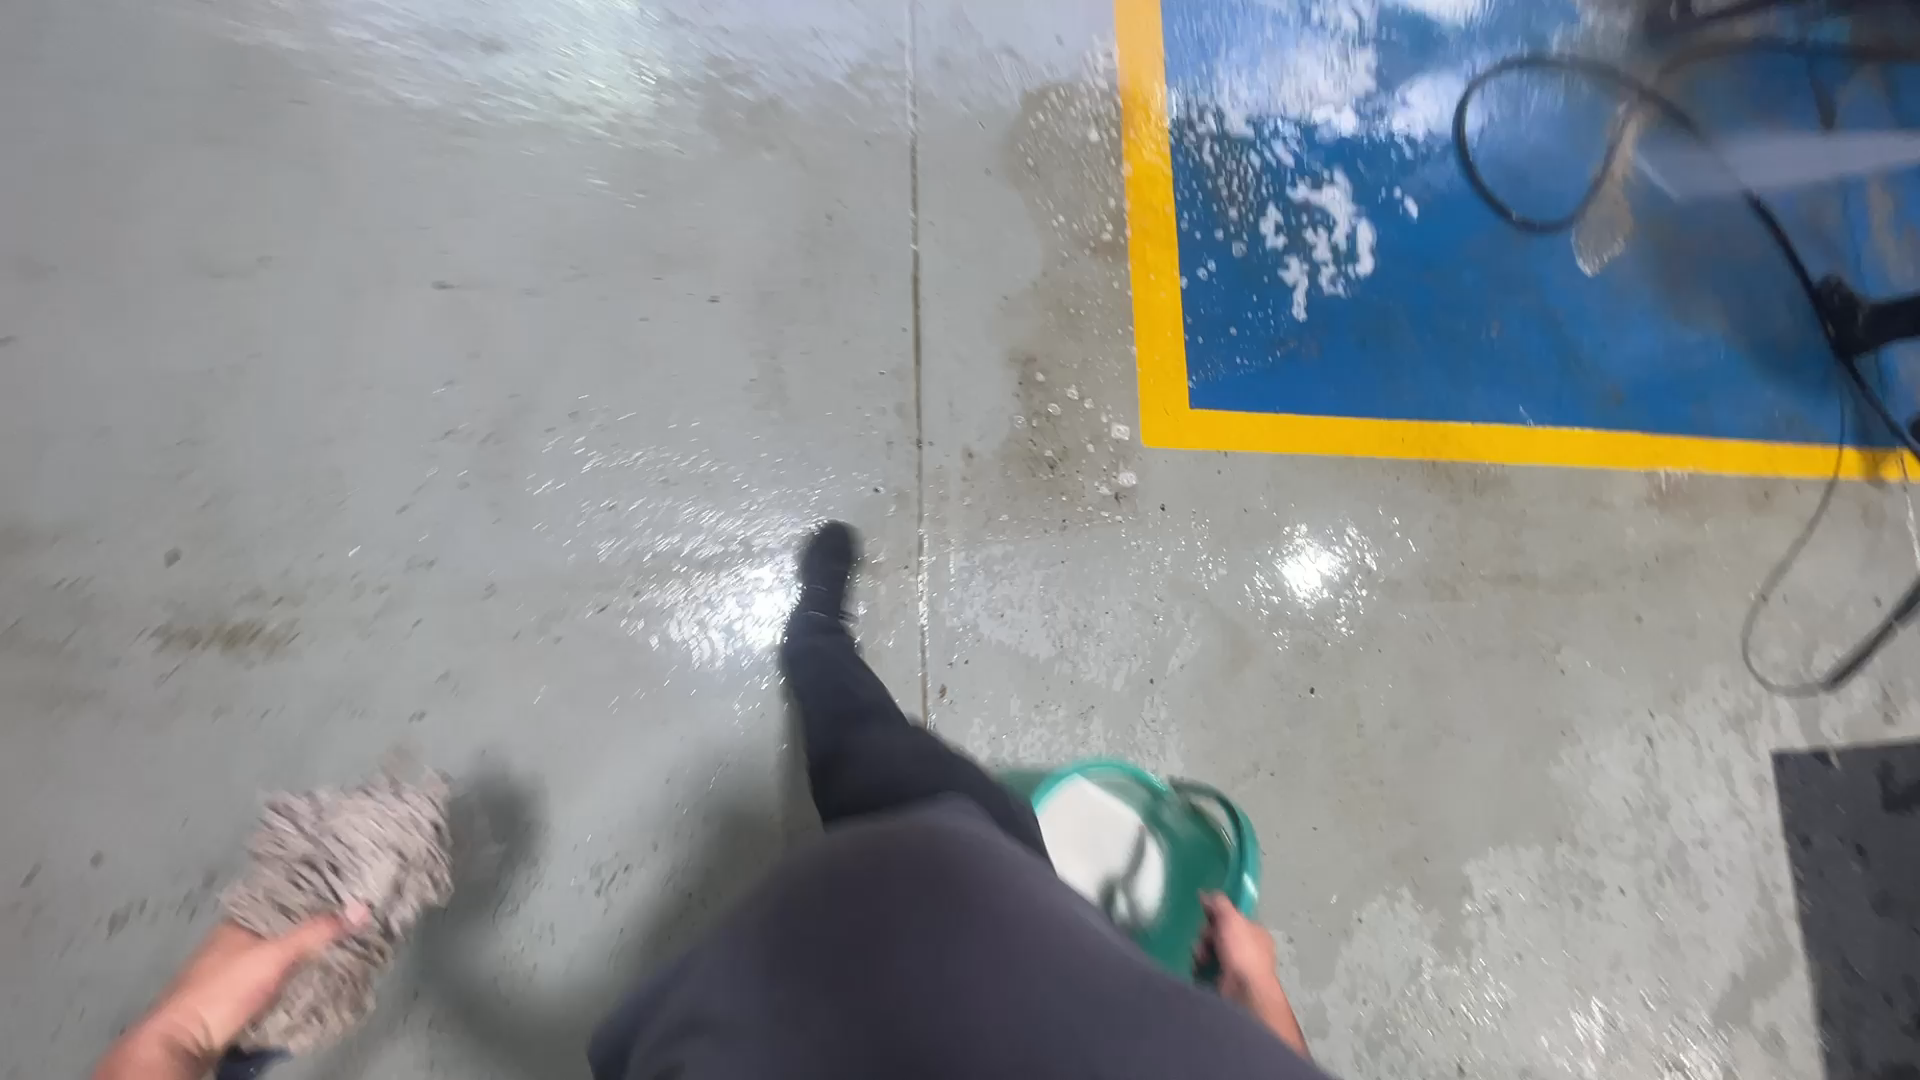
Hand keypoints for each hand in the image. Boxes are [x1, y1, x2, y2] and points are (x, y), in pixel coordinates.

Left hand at [95, 905, 367, 1079]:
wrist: (181, 1045)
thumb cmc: (223, 989)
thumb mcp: (274, 955)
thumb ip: (318, 930)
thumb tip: (365, 906)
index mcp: (242, 921)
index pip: (289, 895)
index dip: (321, 891)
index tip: (355, 887)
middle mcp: (240, 940)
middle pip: (292, 923)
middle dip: (323, 921)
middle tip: (362, 914)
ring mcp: (241, 968)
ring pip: (289, 949)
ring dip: (315, 948)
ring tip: (354, 938)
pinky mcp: (245, 994)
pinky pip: (285, 973)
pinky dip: (305, 970)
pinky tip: (329, 966)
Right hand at [1196, 892, 1308, 1058]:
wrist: (1244, 992)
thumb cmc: (1242, 951)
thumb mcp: (1231, 917)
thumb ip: (1218, 902)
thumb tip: (1206, 894)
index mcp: (1255, 932)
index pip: (1232, 918)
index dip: (1218, 916)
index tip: (1207, 917)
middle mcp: (1248, 950)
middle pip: (1218, 933)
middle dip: (1206, 935)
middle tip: (1206, 940)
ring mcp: (1237, 968)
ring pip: (1209, 950)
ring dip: (1201, 951)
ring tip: (1202, 958)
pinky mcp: (1224, 983)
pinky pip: (1206, 968)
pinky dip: (1200, 967)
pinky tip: (1201, 968)